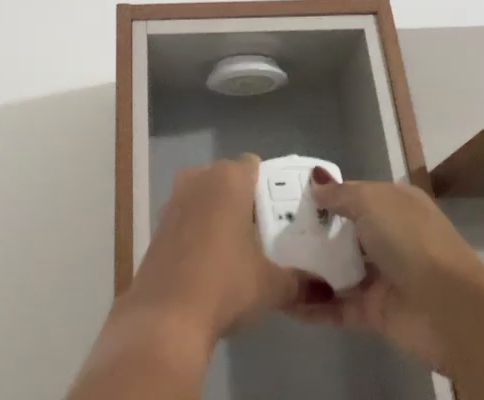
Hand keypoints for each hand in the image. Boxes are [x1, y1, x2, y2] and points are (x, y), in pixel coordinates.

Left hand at [121, 155, 318, 344]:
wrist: (165, 317)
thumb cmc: (225, 285)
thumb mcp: (272, 287)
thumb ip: (302, 283)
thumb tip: (326, 291)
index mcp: (229, 180)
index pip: (253, 165)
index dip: (269, 187)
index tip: (281, 214)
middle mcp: (198, 179)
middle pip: (228, 179)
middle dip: (244, 200)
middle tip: (265, 232)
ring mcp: (173, 200)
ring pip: (204, 197)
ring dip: (219, 214)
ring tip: (239, 249)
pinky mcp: (157, 225)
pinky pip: (187, 217)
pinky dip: (199, 231)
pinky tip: (210, 262)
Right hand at [287, 169, 483, 372]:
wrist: (449, 309)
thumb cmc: (411, 241)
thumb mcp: (372, 202)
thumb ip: (339, 194)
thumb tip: (314, 182)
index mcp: (395, 205)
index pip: (353, 196)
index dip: (323, 197)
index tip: (287, 200)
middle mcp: (389, 238)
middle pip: (343, 233)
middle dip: (310, 233)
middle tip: (268, 233)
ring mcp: (382, 277)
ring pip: (338, 270)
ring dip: (308, 270)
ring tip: (268, 265)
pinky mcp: (374, 312)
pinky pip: (337, 306)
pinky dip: (312, 305)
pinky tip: (282, 301)